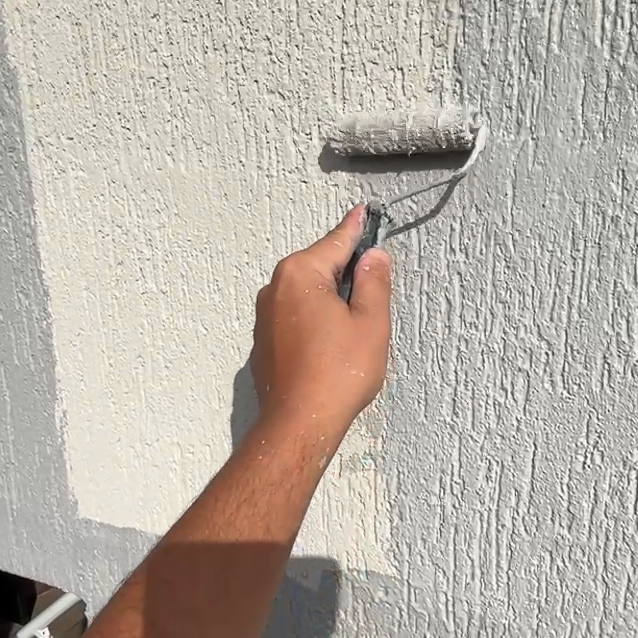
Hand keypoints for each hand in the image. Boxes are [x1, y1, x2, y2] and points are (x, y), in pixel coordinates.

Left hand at [251, 205, 391, 448]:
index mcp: (300, 274)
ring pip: (307, 296)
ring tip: (355, 331)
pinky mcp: (263, 343)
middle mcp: (275, 288)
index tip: (366, 212)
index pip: (337, 242)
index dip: (357, 229)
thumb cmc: (338, 374)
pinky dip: (315, 323)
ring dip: (330, 302)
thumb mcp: (370, 324)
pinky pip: (295, 319)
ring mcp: (264, 317)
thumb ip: (374, 283)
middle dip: (346, 275)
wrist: (298, 424)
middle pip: (320, 268)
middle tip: (374, 294)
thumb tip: (373, 258)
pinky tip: (331, 349)